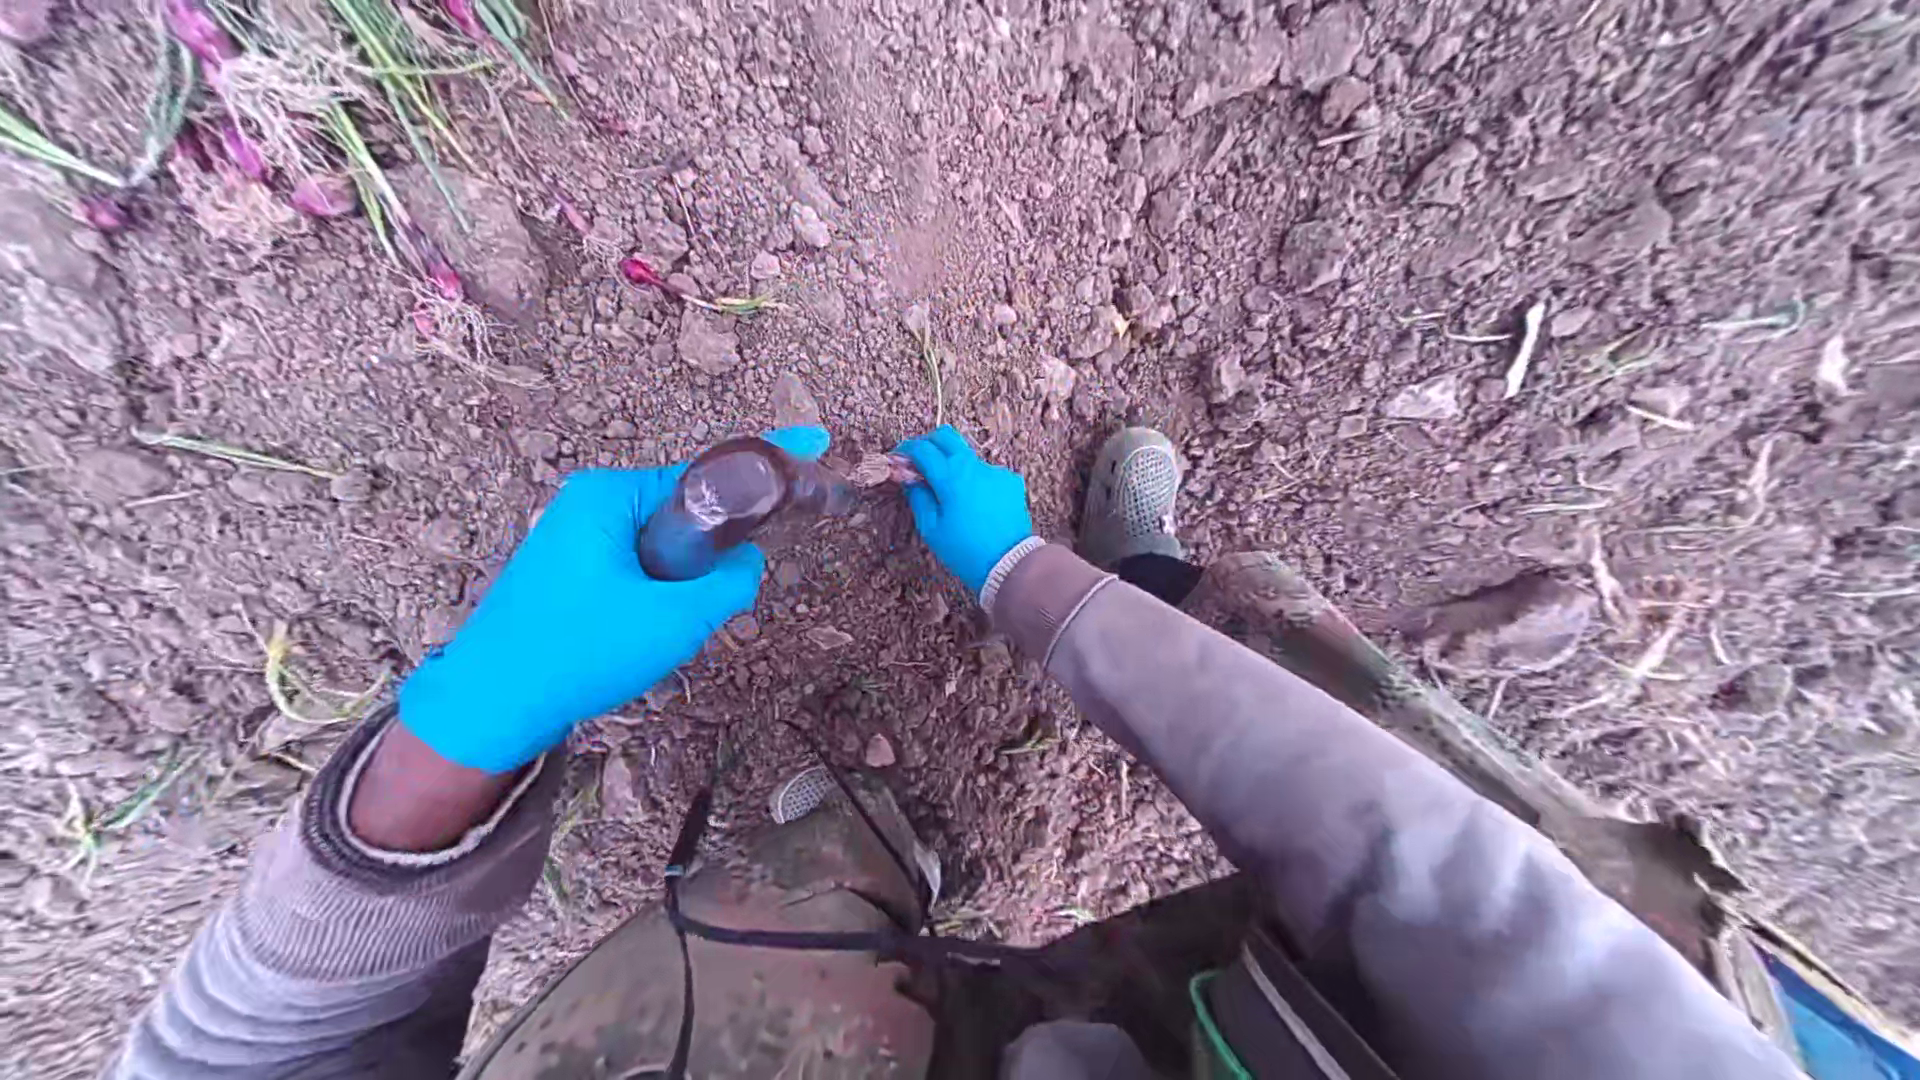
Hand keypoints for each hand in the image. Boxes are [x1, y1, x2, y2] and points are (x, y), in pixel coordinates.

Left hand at [399, 426, 830, 772]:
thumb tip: (748, 562)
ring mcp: (577, 534)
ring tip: (666, 625)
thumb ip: (732, 582)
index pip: (705, 472)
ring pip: (665, 542)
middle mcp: (591, 502)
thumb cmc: (580, 652)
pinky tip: (646, 628)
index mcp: (611, 495)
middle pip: (687, 510)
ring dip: (684, 578)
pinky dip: (661, 587)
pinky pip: (641, 562)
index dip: (763, 467)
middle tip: (711, 601)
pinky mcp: (573, 566)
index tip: (812, 445)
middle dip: (712, 552)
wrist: (489, 708)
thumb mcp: (676, 618)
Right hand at [896, 426, 1033, 593]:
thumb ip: (918, 497)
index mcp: (952, 477)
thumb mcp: (932, 529)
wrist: (1010, 564)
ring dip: (954, 467)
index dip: (906, 451)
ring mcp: (996, 472)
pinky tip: (976, 506)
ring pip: (967, 457)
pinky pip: (987, 473)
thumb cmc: (966, 551)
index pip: (922, 449)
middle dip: (929, 444)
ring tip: (951, 497)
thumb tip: (909, 478)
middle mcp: (975, 467)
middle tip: (920, 463)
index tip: (899, 459)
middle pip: (946, 437)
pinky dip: (975, 482)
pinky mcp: (1011, 481)